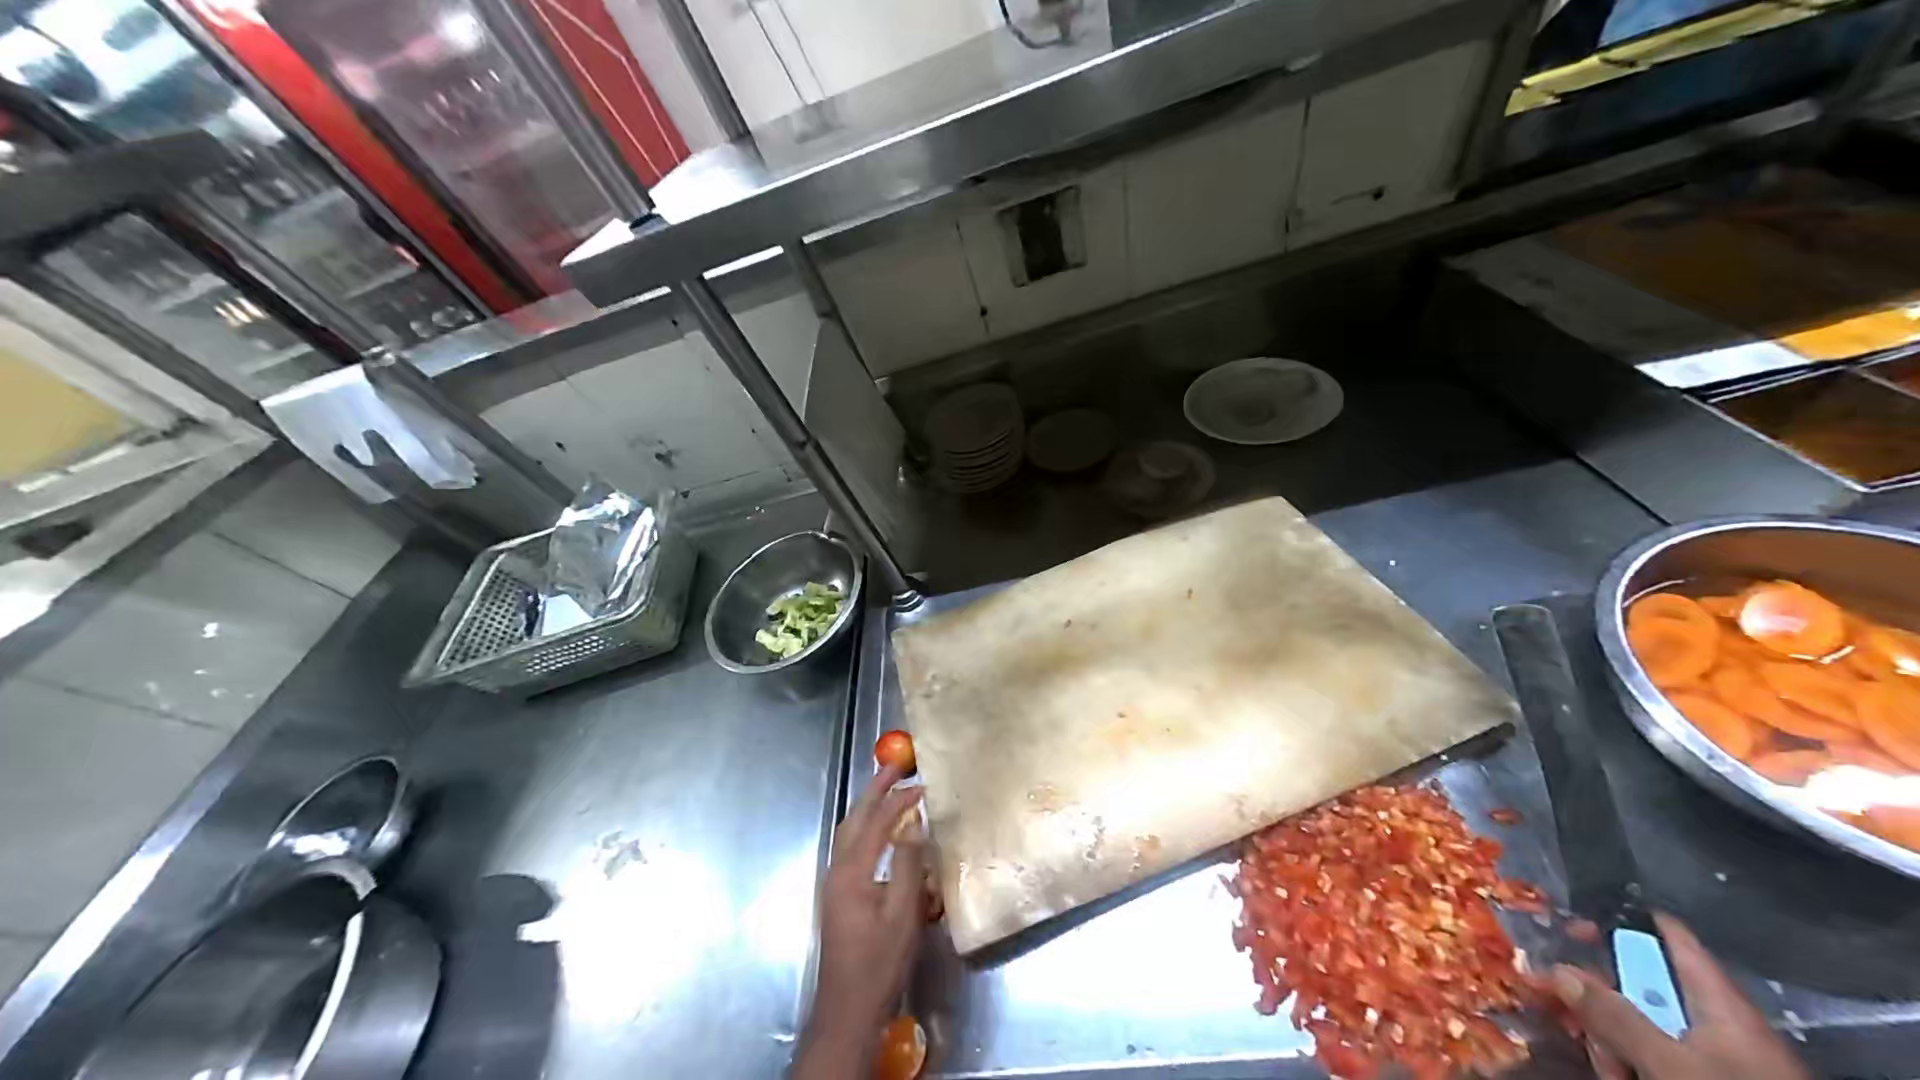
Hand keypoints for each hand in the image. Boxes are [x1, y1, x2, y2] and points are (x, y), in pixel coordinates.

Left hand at [792, 763, 925, 1079]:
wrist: (847, 1007)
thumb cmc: (879, 962)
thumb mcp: (902, 914)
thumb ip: (908, 865)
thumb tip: (913, 822)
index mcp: (852, 871)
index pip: (877, 823)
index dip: (899, 800)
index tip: (921, 784)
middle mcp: (837, 870)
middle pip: (855, 819)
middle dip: (874, 790)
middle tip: (895, 766)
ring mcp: (834, 882)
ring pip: (849, 831)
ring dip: (868, 806)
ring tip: (888, 789)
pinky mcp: (839, 895)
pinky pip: (850, 846)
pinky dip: (866, 827)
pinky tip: (880, 832)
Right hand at [1550, 913, 1810, 1079]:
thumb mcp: (1669, 1063)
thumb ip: (1614, 1015)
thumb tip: (1559, 970)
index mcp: (1717, 999)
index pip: (1665, 933)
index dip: (1616, 922)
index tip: (1569, 930)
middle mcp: (1714, 1018)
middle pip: (1640, 982)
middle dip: (1598, 994)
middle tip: (1571, 1013)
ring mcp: (1713, 1053)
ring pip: (1640, 1021)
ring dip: (1609, 1036)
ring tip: (1607, 1065)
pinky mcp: (1704, 1075)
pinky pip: (1654, 1052)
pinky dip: (1628, 1059)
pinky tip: (1618, 1073)